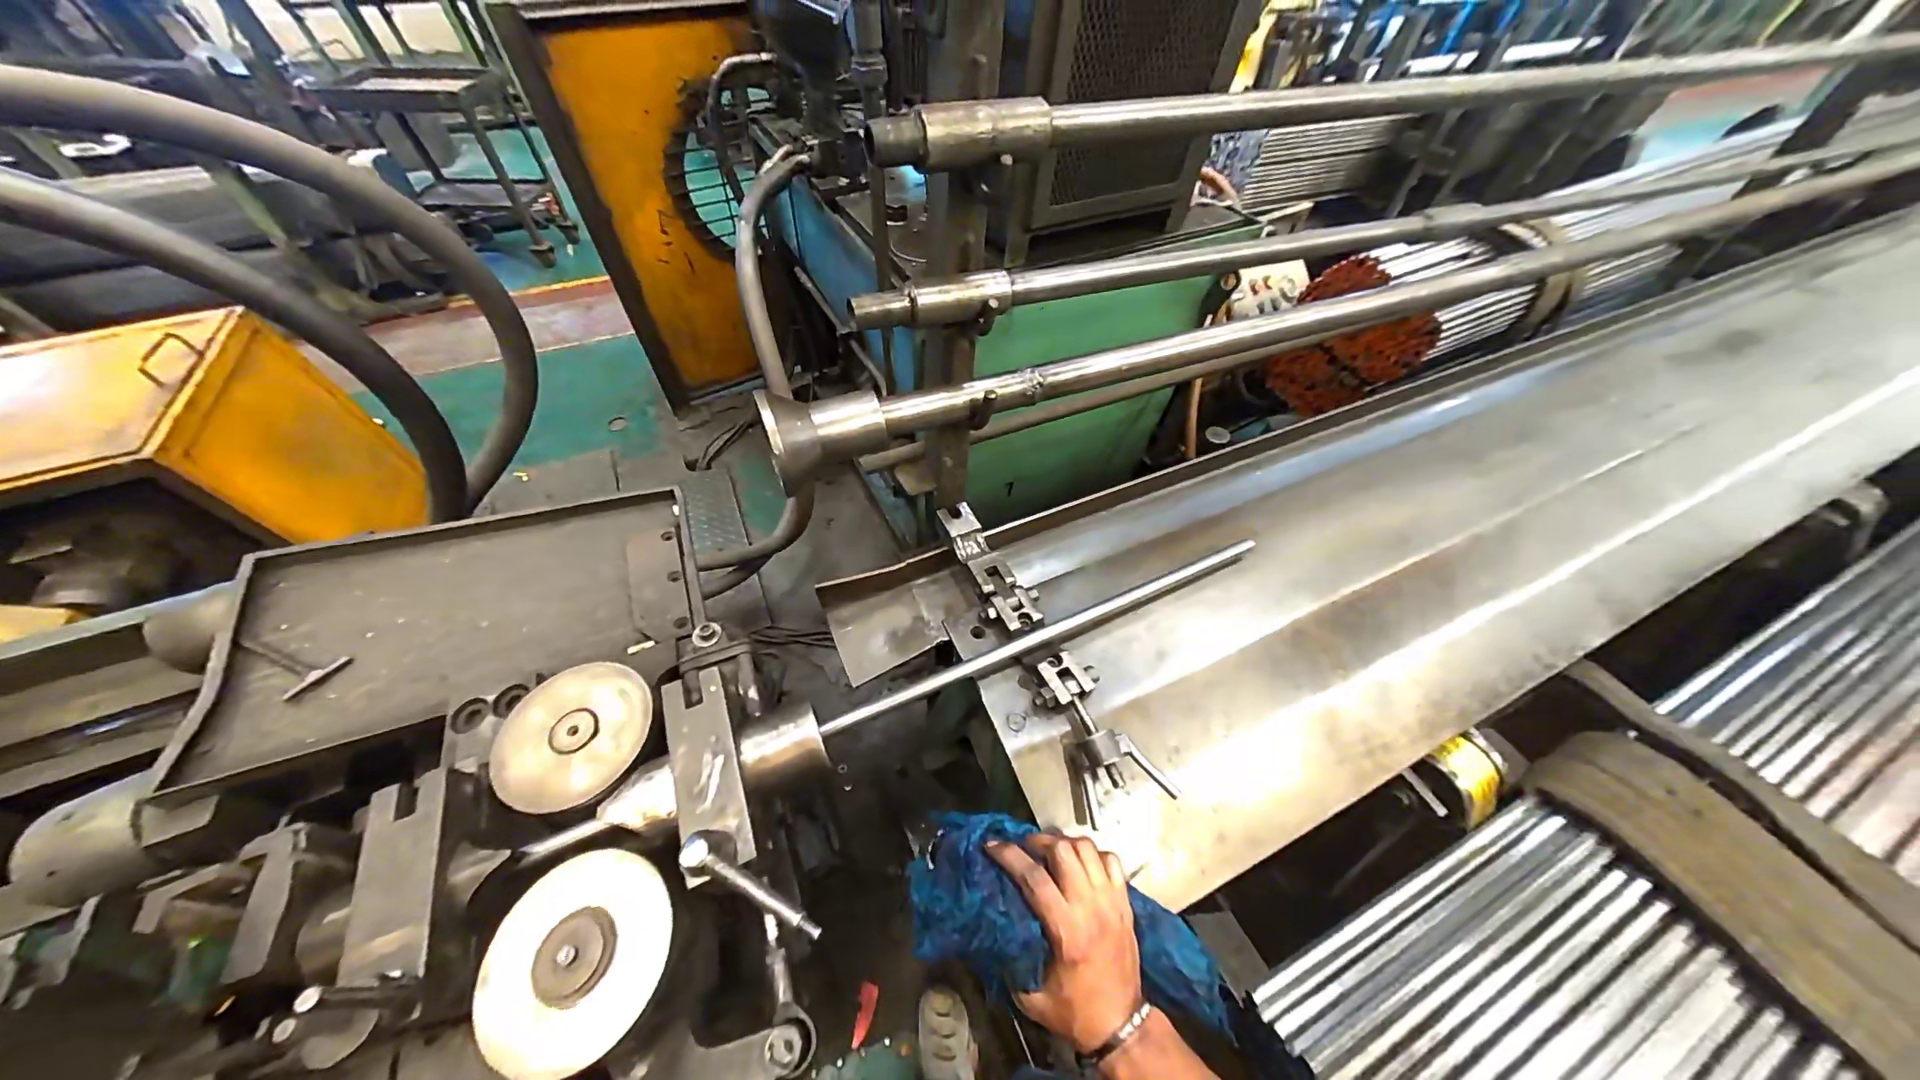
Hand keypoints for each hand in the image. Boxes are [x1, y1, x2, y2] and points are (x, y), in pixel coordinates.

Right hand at [985, 833, 1141, 1054]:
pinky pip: (1111, 860)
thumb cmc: (1074, 1013)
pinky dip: (1092, 854)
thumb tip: (987, 930)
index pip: (1035, 877)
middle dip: (1038, 842)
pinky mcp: (1126, 903)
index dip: (1009, 855)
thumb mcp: (1031, 997)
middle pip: (1064, 851)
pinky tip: (1079, 862)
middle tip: (1023, 847)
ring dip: (1065, 843)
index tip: (992, 844)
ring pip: (1088, 849)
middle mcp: (1092, 908)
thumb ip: (1009, 960)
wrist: (1122, 1026)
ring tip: (1049, 850)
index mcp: (1067, 931)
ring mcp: (1113, 903)